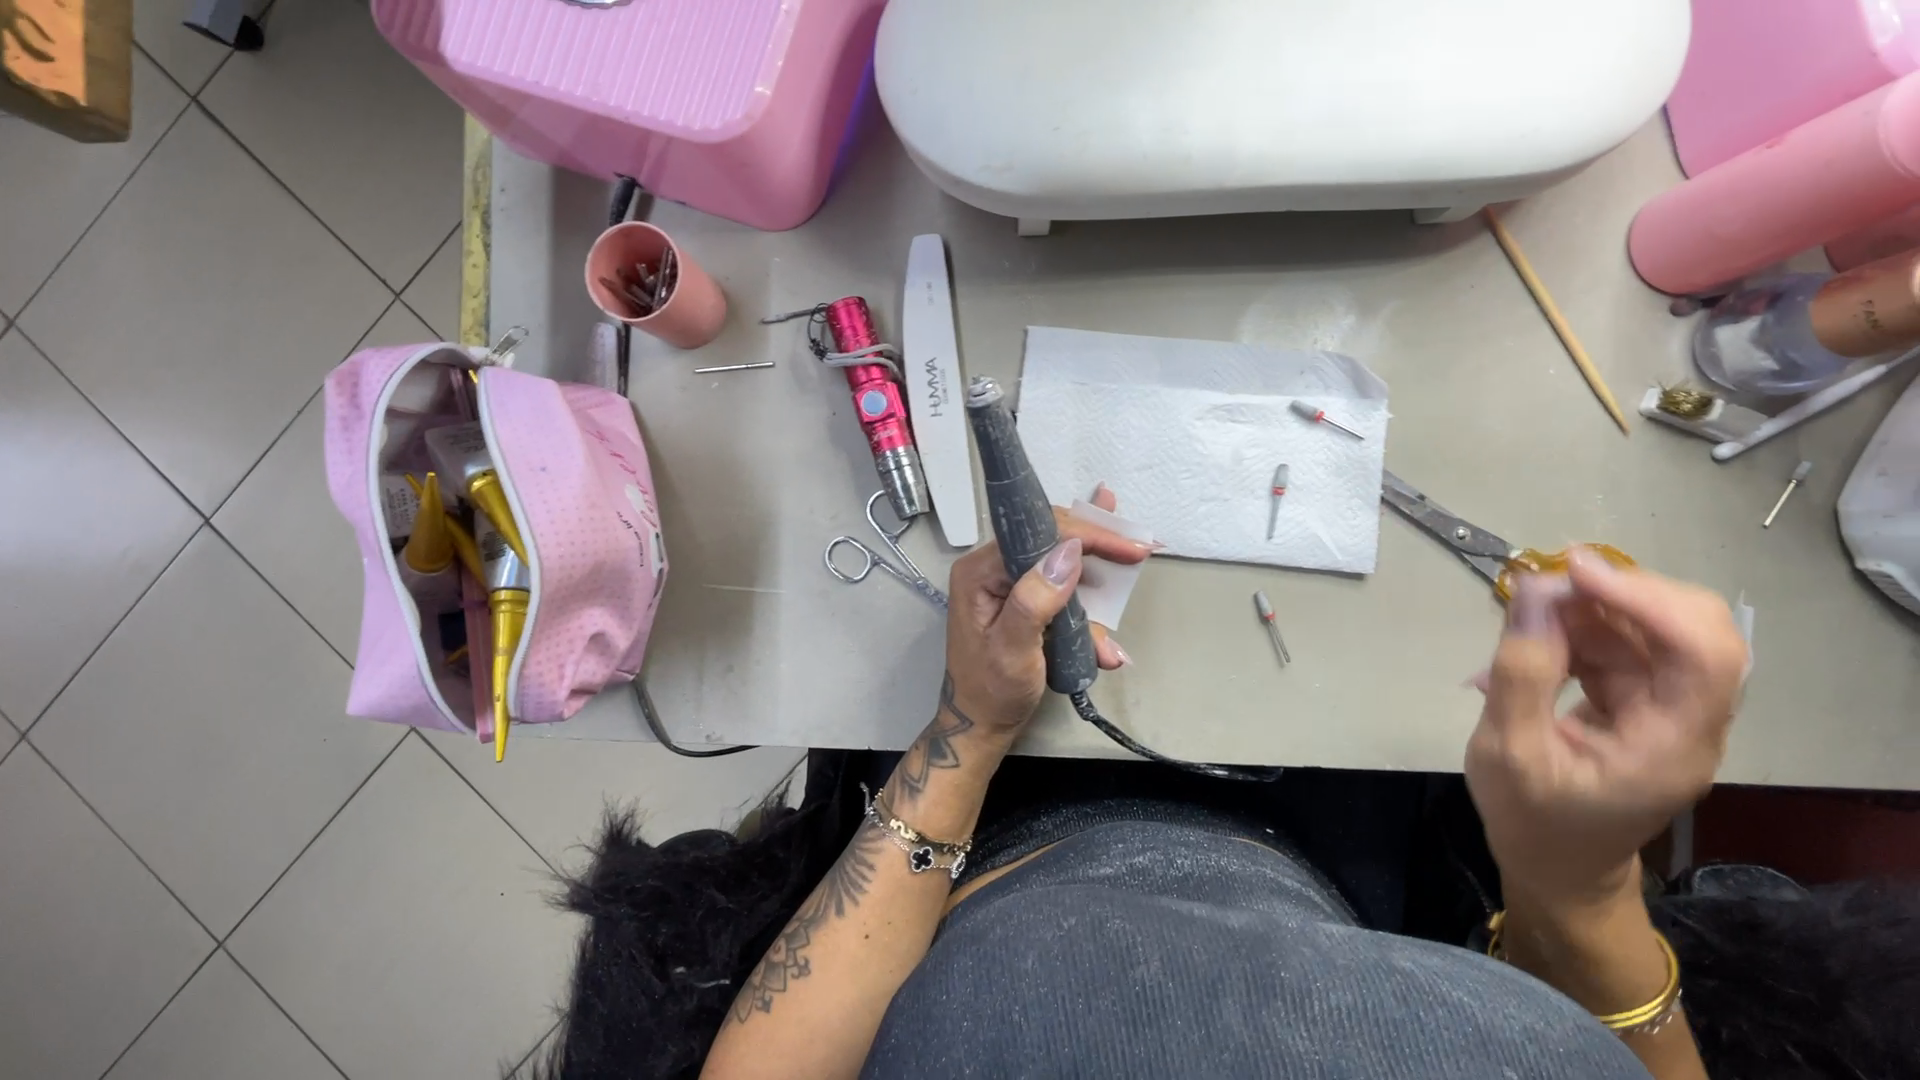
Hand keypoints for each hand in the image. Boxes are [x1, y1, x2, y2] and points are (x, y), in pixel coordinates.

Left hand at [942, 485, 1151, 739]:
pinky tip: (1103, 649)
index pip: (1037, 534)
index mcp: (980, 572)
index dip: (1086, 535)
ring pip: (1063, 568)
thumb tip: (1070, 551)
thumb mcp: (1012, 650)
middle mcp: (991, 569)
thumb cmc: (992, 692)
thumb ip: (1036, 600)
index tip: (1129, 547)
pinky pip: (1063, 595)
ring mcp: (1008, 585)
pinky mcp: (1024, 602)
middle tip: (1138, 551)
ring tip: (1120, 605)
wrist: (981, 725)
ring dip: (1096, 594)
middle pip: (1052, 541)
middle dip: (1099, 551)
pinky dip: (1088, 617)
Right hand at [1465, 549, 1747, 904]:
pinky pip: (1622, 648)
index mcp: (1673, 744)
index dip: (1647, 601)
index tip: (1574, 571)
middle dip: (1626, 594)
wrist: (1554, 868)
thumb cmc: (1532, 820)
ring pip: (1652, 633)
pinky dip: (1579, 629)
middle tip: (1551, 580)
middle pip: (1695, 632)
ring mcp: (1665, 710)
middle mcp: (1687, 720)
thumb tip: (1531, 593)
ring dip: (1592, 609)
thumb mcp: (1508, 751)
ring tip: (1526, 609)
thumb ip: (1521, 673)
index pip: (1703, 654)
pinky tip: (1535, 634)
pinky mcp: (1638, 704)